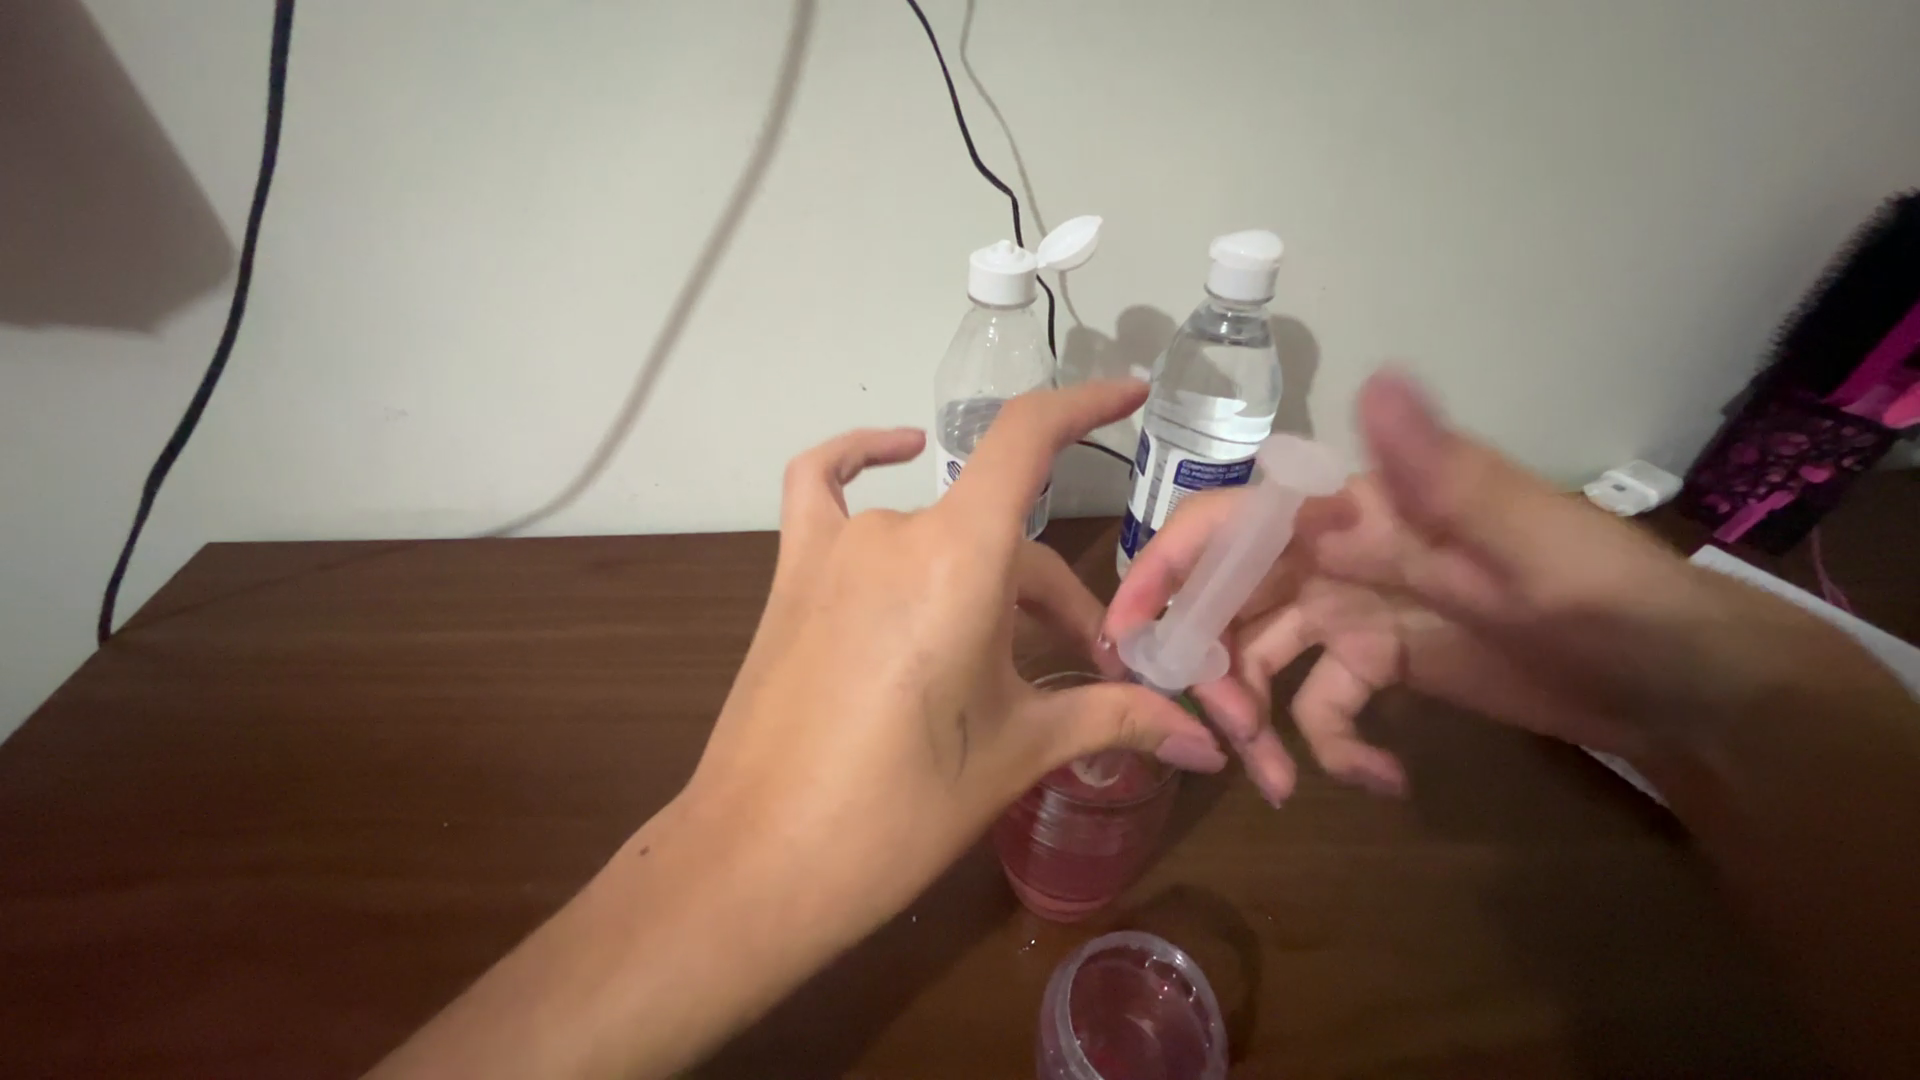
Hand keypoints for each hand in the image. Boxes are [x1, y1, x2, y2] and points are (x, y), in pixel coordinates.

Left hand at [367, 380, 1224, 1079]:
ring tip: (1013, 656)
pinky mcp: (792, 573)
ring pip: (941, 537)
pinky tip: (896, 454)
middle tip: (1088, 673)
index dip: (1085, 405)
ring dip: (990, 582)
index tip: (1129, 396)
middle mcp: (897, 531)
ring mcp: (836, 548)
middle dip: (1056, 601)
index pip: (1027, 441)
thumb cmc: (900, 812)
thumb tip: (1206, 743)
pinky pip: (821, 487)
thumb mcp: (1016, 754)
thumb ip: (1114, 720)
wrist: (761, 861)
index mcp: (960, 560)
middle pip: (1004, 536)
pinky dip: (858, 458)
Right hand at [1106, 370, 1800, 804]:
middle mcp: (1332, 555)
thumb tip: (1374, 377)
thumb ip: (1439, 470)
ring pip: (1258, 656)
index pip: (1229, 525)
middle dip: (1208, 668)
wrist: (1686, 689)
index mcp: (1350, 513)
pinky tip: (1381, 776)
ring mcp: (1349, 611)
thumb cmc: (1609, 600)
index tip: (1124, 629)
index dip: (1166, 568)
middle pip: (1226, 603)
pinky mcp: (1374, 663)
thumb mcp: (1527, 541)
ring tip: (1280, 784)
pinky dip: (1333, 743)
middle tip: (1223, 736)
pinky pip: (1320, 703)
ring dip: (1255, 717)